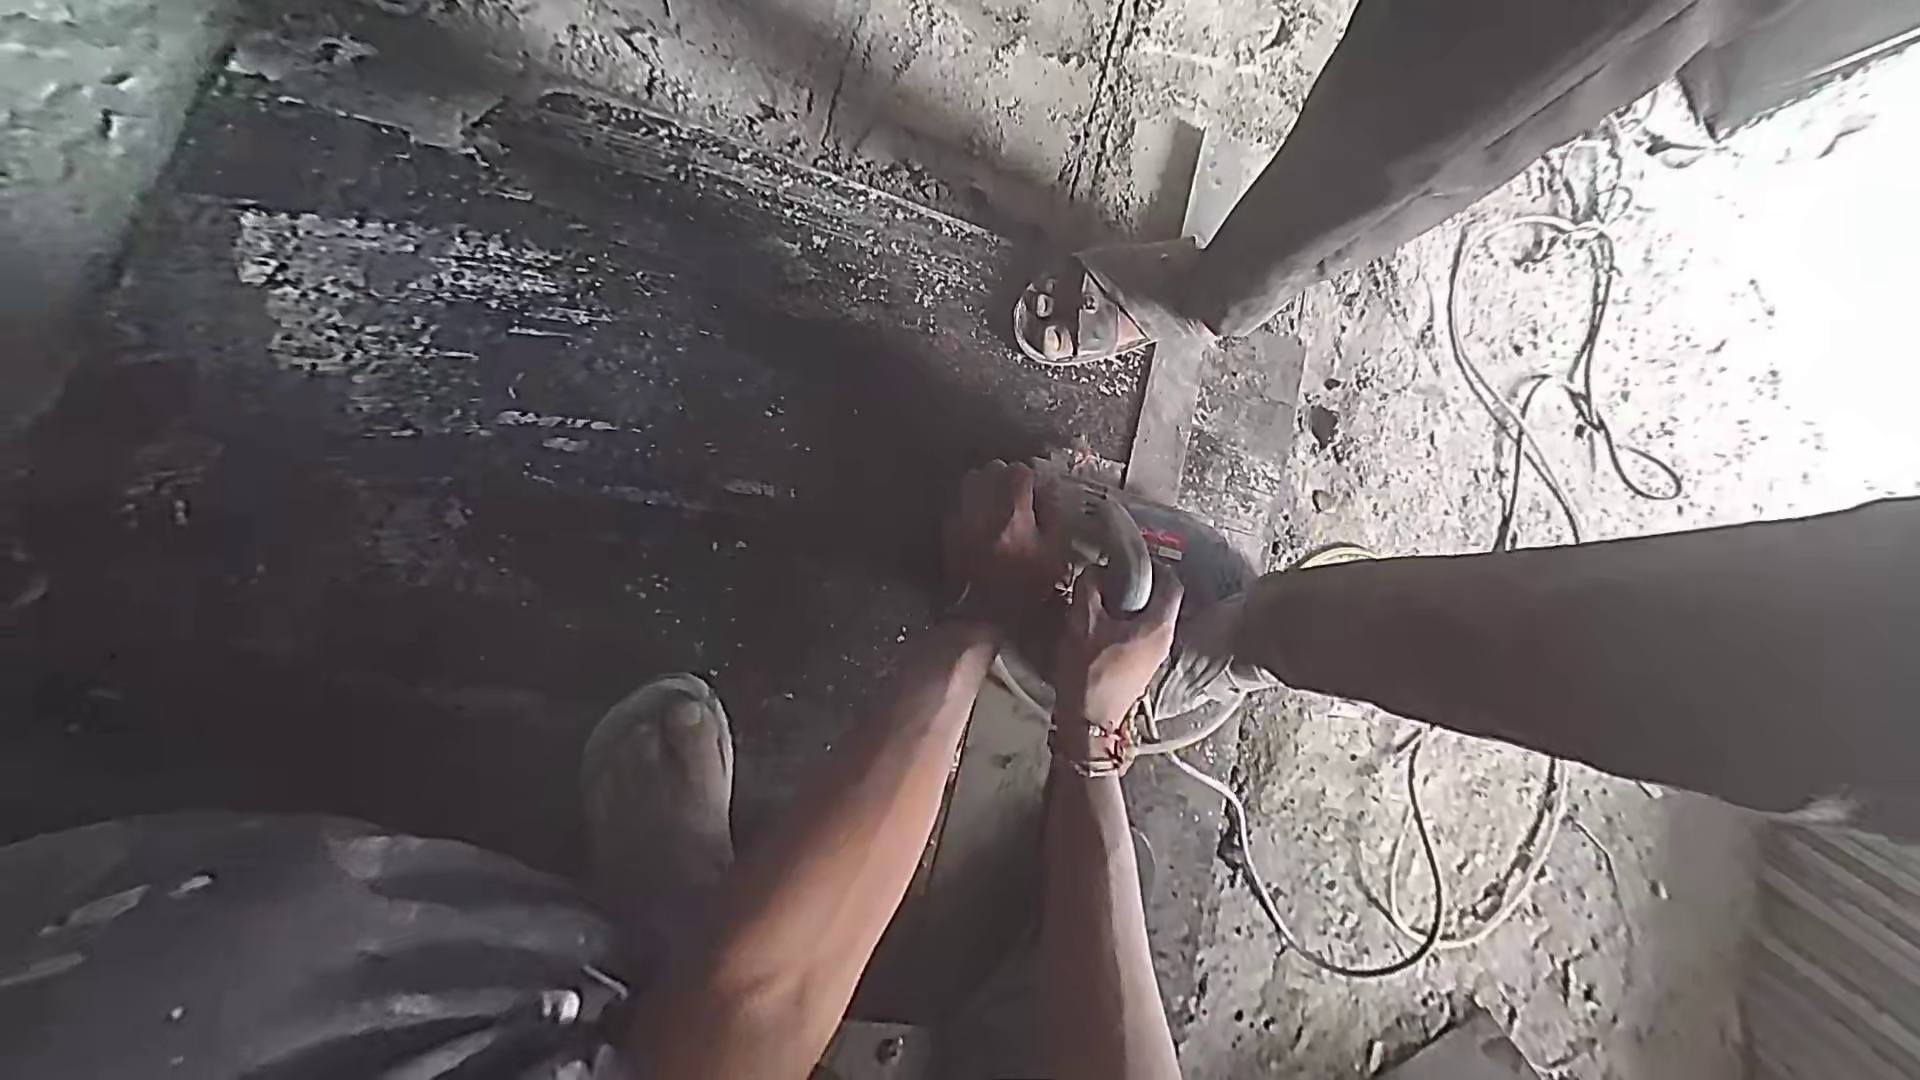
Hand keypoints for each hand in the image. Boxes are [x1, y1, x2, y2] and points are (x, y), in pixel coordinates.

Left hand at [944, 461, 1068, 622]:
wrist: (982, 614)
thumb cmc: (1025, 588)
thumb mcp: (1054, 553)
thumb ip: (1053, 514)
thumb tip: (1048, 487)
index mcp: (1013, 511)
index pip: (1020, 470)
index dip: (1032, 479)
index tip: (1037, 493)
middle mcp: (983, 507)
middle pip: (994, 469)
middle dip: (1008, 478)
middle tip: (1019, 497)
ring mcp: (961, 516)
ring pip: (973, 479)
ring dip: (987, 485)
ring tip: (998, 504)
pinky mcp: (948, 528)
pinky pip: (960, 500)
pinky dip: (971, 503)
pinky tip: (982, 519)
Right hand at [1053, 561, 1182, 732]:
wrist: (1088, 720)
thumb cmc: (1089, 669)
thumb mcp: (1083, 621)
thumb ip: (1089, 587)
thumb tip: (1095, 570)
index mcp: (1158, 626)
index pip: (1171, 582)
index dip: (1154, 564)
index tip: (1131, 557)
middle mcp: (1165, 639)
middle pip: (1160, 599)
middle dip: (1138, 583)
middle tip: (1112, 573)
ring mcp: (1155, 656)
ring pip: (1149, 617)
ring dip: (1130, 603)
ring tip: (1103, 595)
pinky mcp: (1142, 666)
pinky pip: (1141, 633)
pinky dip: (1126, 620)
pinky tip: (1102, 621)